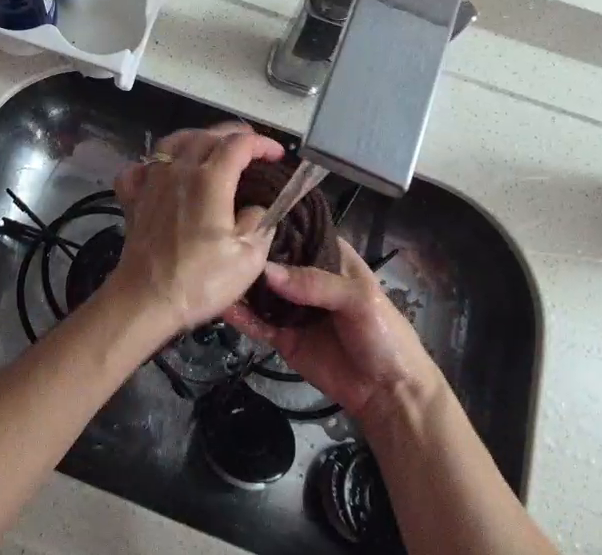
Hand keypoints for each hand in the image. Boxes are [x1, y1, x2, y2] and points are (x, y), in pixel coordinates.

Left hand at [104, 121, 285, 334]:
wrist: (146, 299)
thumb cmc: (200, 281)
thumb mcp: (248, 258)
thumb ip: (259, 224)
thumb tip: (256, 209)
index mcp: (210, 179)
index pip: (239, 144)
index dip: (261, 143)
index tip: (276, 155)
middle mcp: (179, 170)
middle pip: (206, 135)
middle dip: (232, 135)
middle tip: (250, 147)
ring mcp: (152, 181)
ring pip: (173, 142)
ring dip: (196, 139)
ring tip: (211, 148)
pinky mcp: (133, 197)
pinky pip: (141, 167)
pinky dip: (154, 162)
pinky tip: (162, 171)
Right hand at [223, 239, 448, 427]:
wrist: (390, 395)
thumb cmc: (384, 335)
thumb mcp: (357, 299)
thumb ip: (314, 282)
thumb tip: (266, 272)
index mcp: (332, 257)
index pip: (299, 231)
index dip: (274, 221)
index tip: (241, 208)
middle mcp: (308, 277)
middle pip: (274, 259)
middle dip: (250, 252)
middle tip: (216, 240)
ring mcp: (293, 307)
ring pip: (261, 290)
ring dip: (240, 283)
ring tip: (211, 270)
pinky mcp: (282, 336)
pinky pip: (257, 323)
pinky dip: (240, 315)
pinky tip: (220, 305)